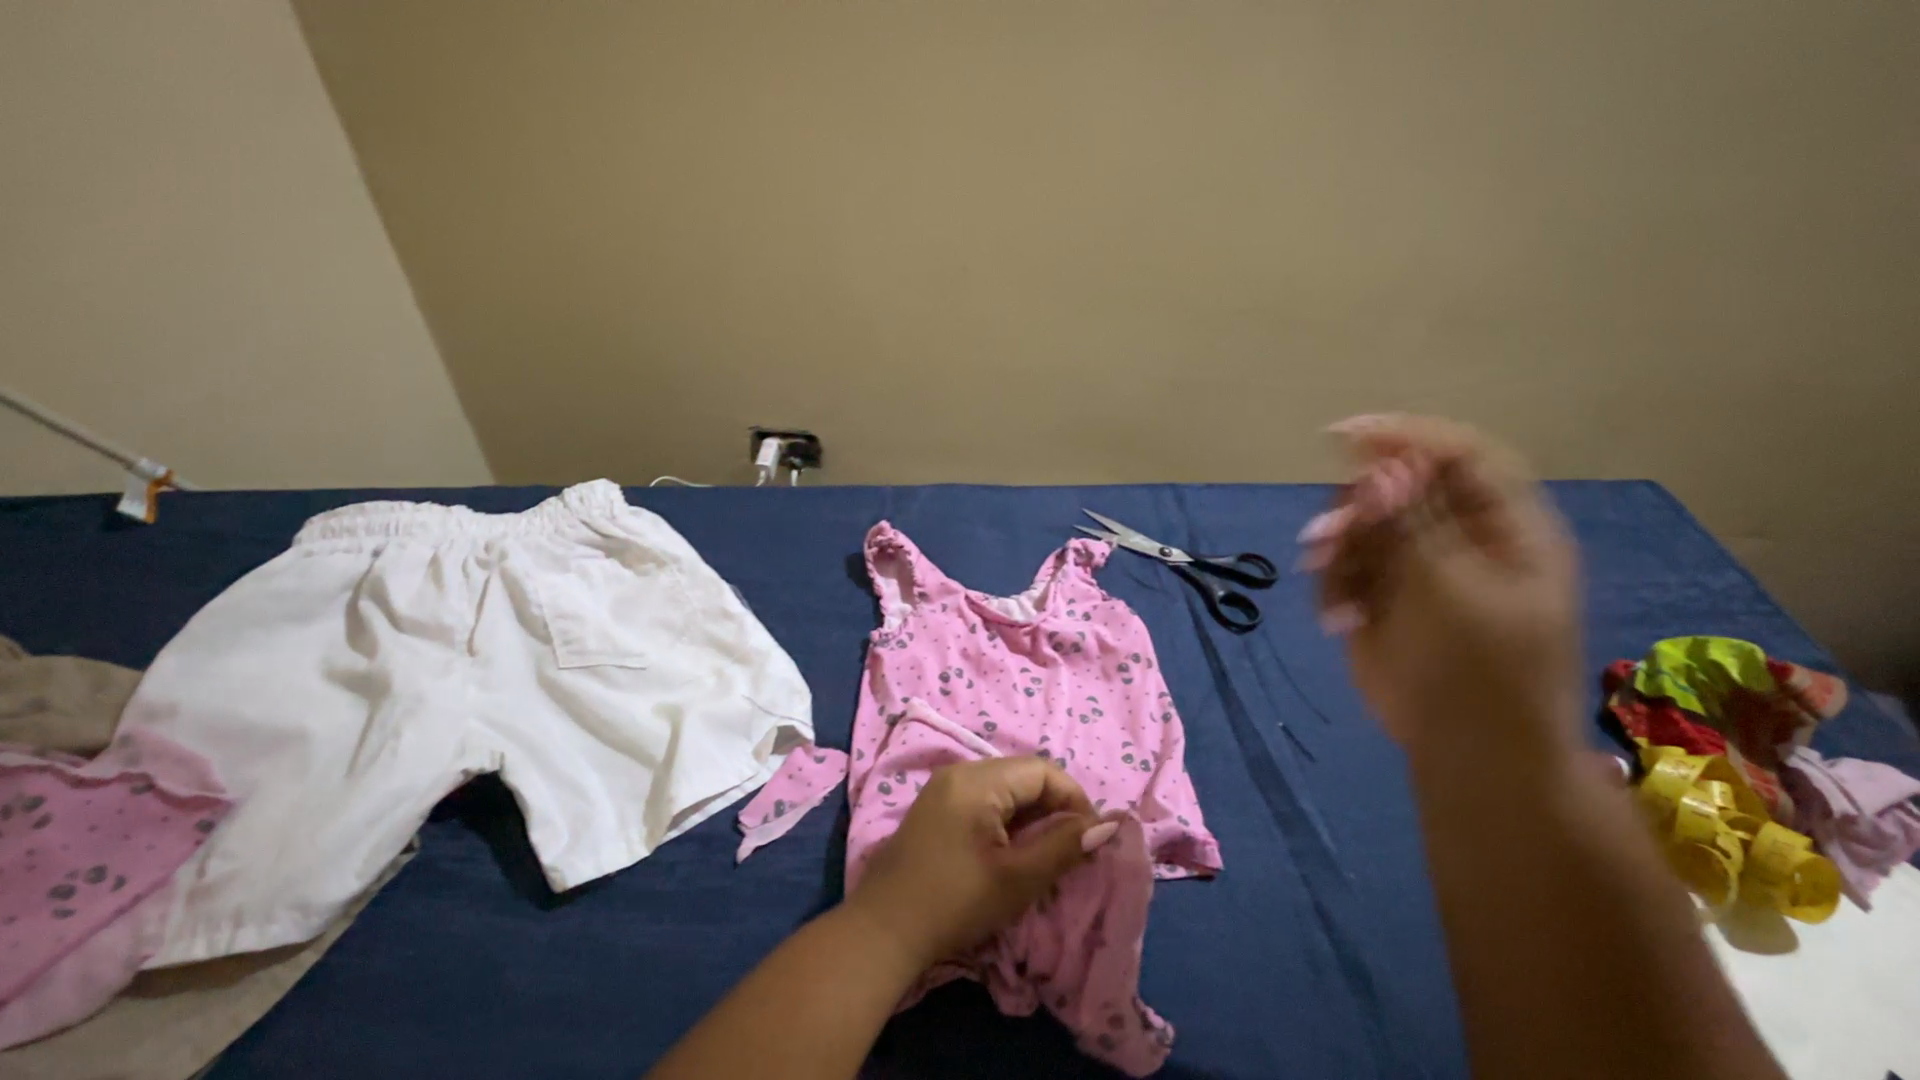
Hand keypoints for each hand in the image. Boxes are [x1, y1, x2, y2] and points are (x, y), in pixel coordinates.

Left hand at [842, 757, 1106, 969]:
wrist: (882, 933)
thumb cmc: (955, 902)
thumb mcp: (1018, 877)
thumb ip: (1065, 846)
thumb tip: (1109, 825)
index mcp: (977, 780)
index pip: (1043, 771)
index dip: (1075, 800)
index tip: (1092, 839)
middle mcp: (958, 773)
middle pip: (1023, 776)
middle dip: (1054, 809)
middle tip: (1072, 851)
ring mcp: (942, 792)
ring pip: (1004, 791)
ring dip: (1032, 818)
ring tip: (1046, 857)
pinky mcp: (934, 812)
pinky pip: (983, 803)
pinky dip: (1007, 823)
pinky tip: (1013, 856)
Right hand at [1301, 414, 1582, 755]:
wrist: (1473, 758)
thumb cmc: (1483, 675)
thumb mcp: (1454, 592)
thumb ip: (1415, 526)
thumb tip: (1380, 468)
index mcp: (1506, 530)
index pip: (1460, 456)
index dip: (1406, 438)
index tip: (1343, 438)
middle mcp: (1462, 541)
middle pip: (1401, 488)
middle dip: (1358, 504)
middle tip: (1327, 534)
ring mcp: (1419, 572)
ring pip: (1364, 529)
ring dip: (1337, 546)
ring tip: (1322, 576)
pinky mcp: (1384, 602)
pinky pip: (1346, 571)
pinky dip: (1333, 585)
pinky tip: (1337, 618)